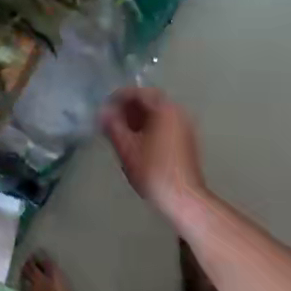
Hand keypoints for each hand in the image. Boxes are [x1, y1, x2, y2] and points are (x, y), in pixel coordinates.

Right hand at [101, 87, 208, 223]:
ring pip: (159, 115)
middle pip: (151, 102)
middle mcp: (179, 112)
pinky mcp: (187, 141)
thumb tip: (103, 112)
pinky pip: (166, 125)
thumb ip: (113, 127)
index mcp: (165, 110)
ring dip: (139, 119)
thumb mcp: (127, 149)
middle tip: (112, 119)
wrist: (182, 197)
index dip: (120, 97)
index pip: (140, 93)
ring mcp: (186, 126)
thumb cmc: (153, 172)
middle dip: (130, 108)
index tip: (105, 106)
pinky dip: (151, 128)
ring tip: (121, 132)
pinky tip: (138, 143)